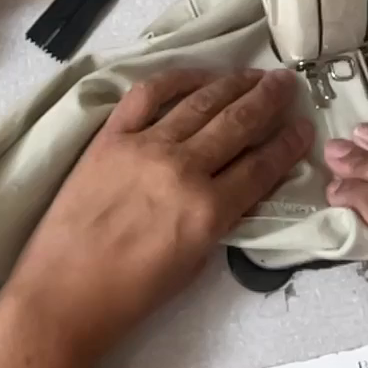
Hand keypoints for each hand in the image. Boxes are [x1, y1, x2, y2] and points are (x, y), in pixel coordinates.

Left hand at [0, 68, 312, 367]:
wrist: (63, 294)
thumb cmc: (133, 293)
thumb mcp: (196, 262)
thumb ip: (223, 216)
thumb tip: (245, 181)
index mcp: (207, 211)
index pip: (261, 166)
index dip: (288, 143)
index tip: (304, 124)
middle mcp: (182, 169)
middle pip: (237, 123)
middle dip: (268, 100)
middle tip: (287, 81)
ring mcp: (145, 146)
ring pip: (200, 102)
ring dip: (233, 84)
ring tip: (255, 73)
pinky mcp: (112, 135)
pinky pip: (149, 94)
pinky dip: (178, 78)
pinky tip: (200, 73)